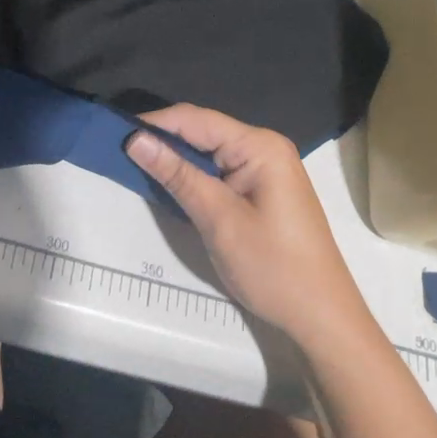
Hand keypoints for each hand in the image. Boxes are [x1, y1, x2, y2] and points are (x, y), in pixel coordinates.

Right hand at [125, 105, 369, 346]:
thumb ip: (177, 175)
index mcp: (260, 146)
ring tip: (135, 161)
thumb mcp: (218, 219)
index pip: (196, 119)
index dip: (155, 123)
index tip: (114, 132)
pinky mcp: (263, 189)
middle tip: (118, 148)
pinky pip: (221, 169)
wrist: (322, 318)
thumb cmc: (273, 268)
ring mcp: (267, 168)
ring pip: (210, 150)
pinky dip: (194, 174)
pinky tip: (170, 181)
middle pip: (203, 130)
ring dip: (177, 156)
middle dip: (163, 137)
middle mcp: (265, 147)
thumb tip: (135, 138)